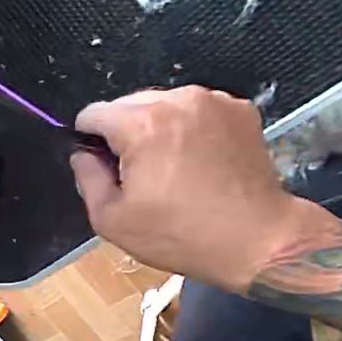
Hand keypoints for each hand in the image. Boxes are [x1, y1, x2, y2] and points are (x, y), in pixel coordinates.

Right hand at [70, 86, 335, 291]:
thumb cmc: (182, 236)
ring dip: (160, 129)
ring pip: (166, 105)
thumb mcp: (114, 222)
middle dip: (126, 134)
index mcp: (141, 124)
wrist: (258, 240)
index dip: (90, 142)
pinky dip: (194, 130)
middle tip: (143, 177)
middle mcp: (178, 100)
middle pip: (130, 105)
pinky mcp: (240, 110)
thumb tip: (83, 155)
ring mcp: (214, 101)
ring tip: (177, 171)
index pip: (94, 114)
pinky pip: (200, 111)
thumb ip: (87, 179)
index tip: (105, 169)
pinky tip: (204, 163)